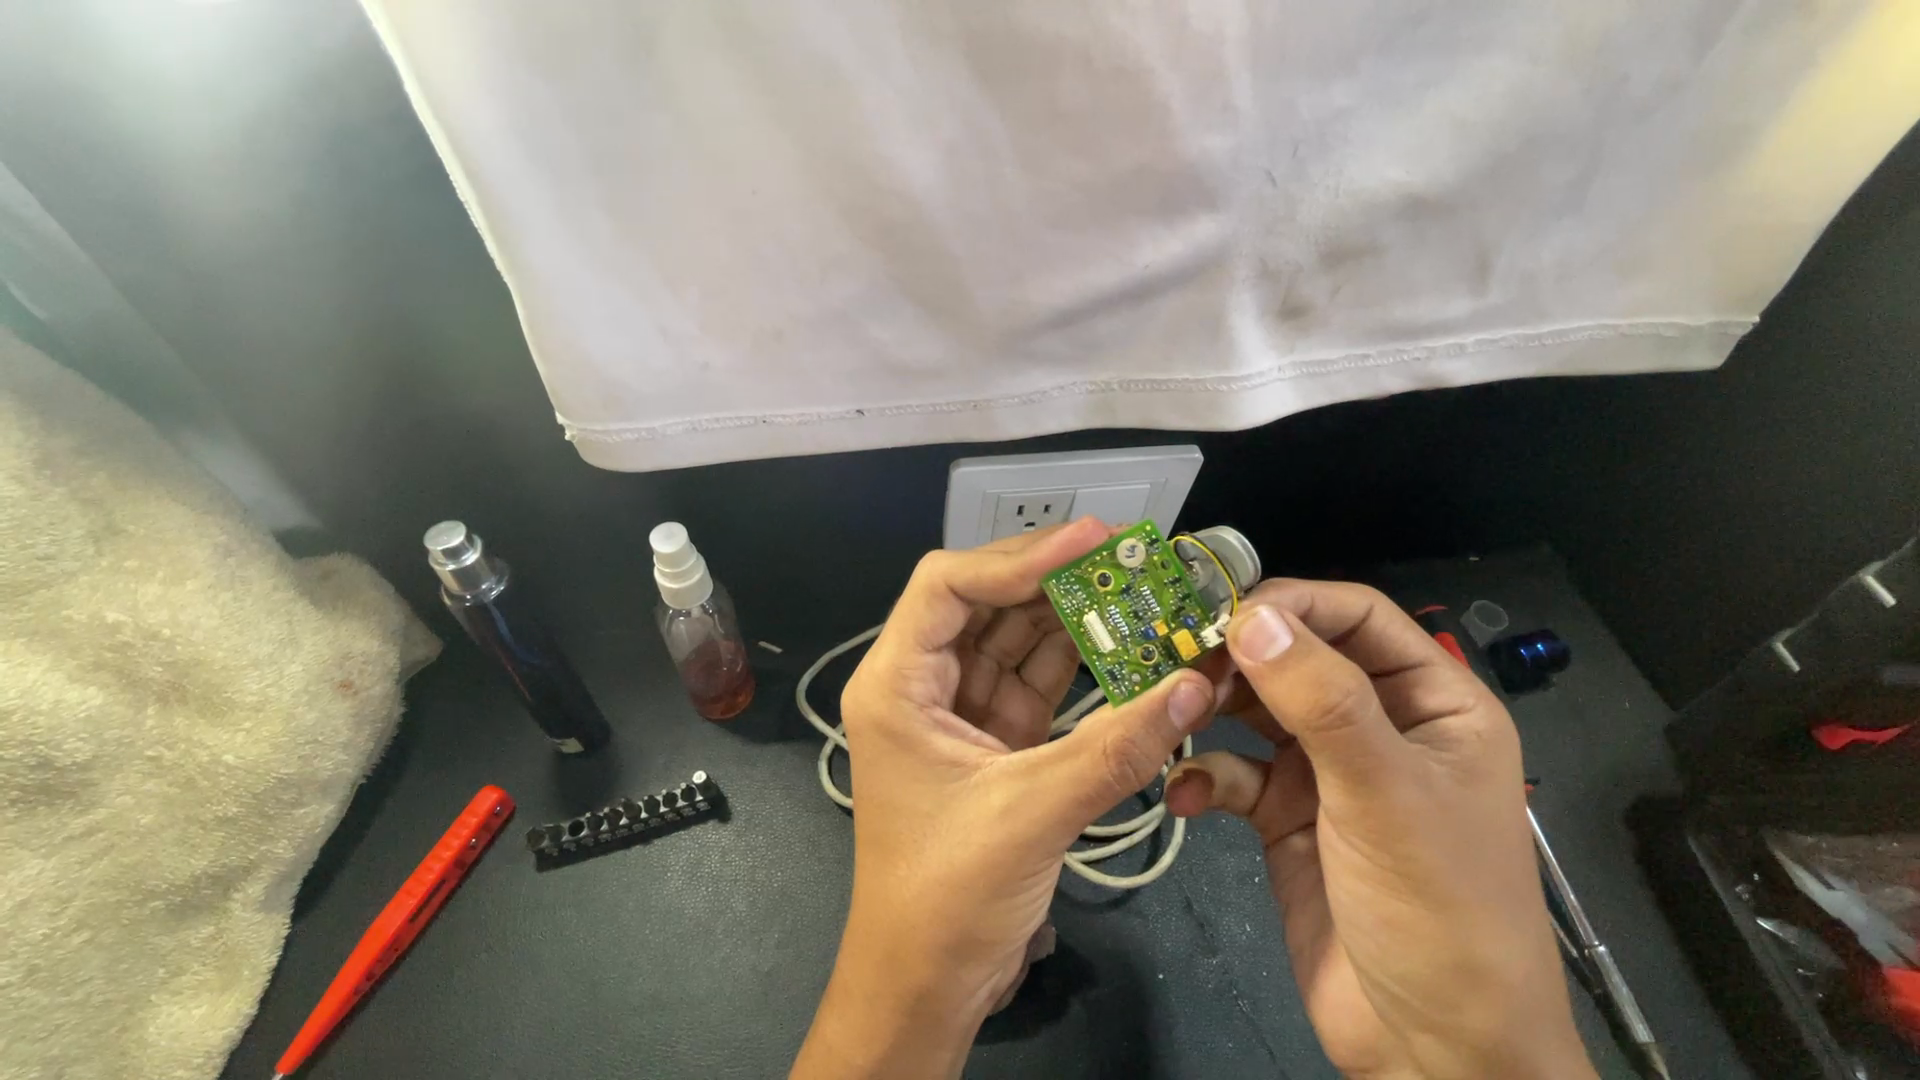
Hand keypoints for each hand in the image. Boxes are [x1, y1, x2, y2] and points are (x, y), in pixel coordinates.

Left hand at [792, 519, 1216, 1079]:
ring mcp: (962, 712)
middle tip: (1128, 555)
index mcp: (897, 685)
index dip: (1017, 556)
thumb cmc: (946, 897)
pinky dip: (1083, 666)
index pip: (948, 587)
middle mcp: (923, 684)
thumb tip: (1196, 686)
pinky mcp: (997, 740)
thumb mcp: (1031, 813)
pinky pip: (1041, 684)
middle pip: (987, 603)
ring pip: (1018, 641)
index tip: (1090, 541)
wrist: (926, 981)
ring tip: (1140, 590)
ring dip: (1075, 618)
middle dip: (1055, 578)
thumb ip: (1115, 749)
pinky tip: (1130, 648)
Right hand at [1165, 580, 1594, 1079]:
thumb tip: (1249, 615)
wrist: (1431, 1050)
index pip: (1356, 617)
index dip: (1291, 603)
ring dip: (1210, 709)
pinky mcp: (1284, 815)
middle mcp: (1377, 724)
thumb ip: (1320, 700)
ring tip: (1171, 714)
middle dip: (1237, 659)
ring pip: (1255, 711)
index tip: (1219, 613)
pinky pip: (1233, 774)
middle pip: (1295, 658)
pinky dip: (1202, 776)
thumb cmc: (1437, 910)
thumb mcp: (1385, 794)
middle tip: (1177, 663)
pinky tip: (1182, 796)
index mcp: (1431, 702)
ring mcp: (1327, 772)